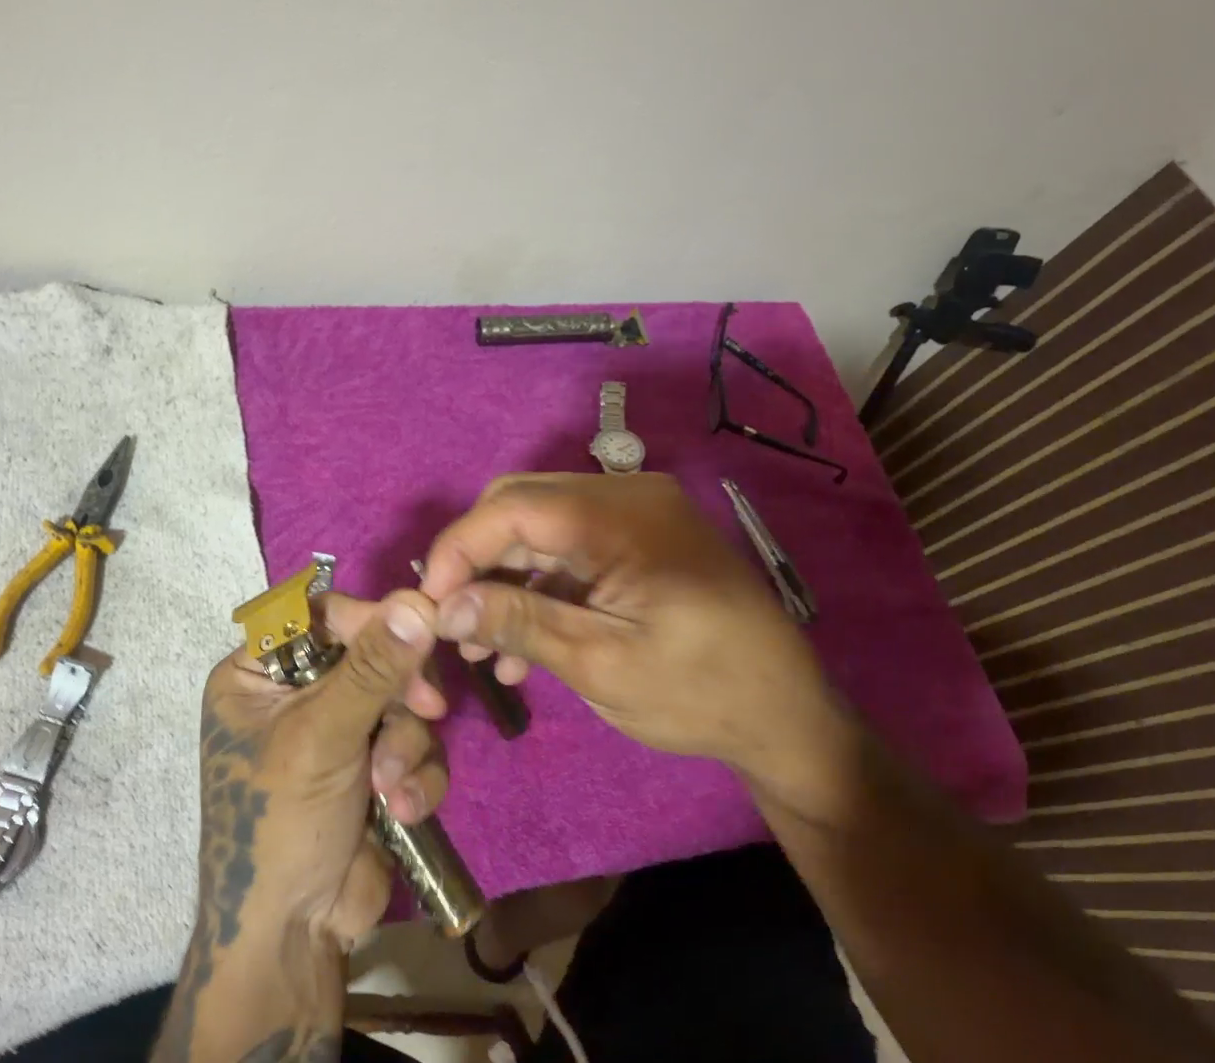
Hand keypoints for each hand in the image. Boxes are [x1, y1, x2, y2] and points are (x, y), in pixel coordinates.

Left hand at [192, 589, 447, 952]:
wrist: (295, 932)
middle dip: (398, 698)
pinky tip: (404, 812)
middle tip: (426, 708)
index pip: (316, 617)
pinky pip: (414, 748)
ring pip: (402, 705)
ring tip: (391, 792)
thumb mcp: (321, 738)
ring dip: (407, 749)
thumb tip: (417, 600)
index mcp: (256, 678)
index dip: (367, 619)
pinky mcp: (375, 771)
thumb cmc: (280, 823)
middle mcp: (296, 698)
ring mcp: (340, 736)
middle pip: (372, 657)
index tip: (417, 627)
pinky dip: (416, 778)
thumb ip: (372, 669)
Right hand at [418, 473, 851, 794]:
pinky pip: (571, 549)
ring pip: (541, 529)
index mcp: (623, 516)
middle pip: (522, 506)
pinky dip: (539, 588)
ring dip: (504, 580)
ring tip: (482, 649)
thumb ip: (519, 623)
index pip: (513, 506)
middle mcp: (629, 497)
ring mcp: (638, 517)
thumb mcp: (600, 664)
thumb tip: (442, 606)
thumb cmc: (699, 693)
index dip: (458, 549)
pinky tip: (522, 645)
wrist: (786, 716)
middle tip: (451, 624)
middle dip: (477, 563)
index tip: (427, 604)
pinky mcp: (641, 543)